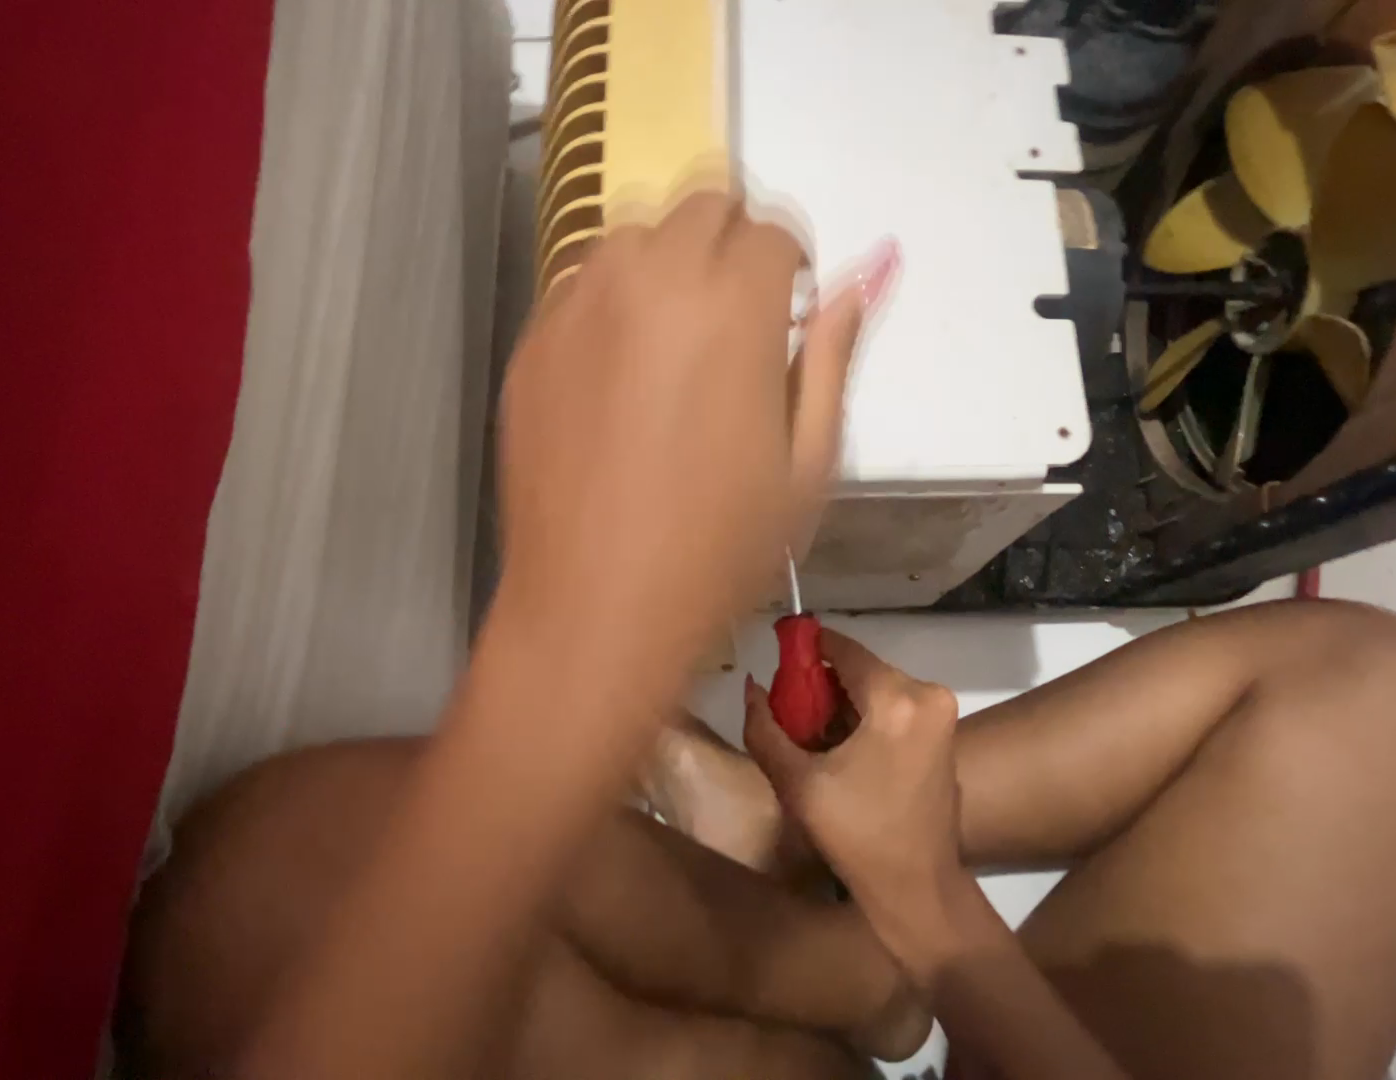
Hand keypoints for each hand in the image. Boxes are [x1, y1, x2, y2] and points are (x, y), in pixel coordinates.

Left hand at [495, 190, 893, 673]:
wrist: (598, 608)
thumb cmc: (723, 549)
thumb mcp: (809, 462)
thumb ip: (833, 355)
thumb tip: (864, 276)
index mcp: (731, 305)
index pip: (773, 229)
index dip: (793, 266)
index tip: (792, 310)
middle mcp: (647, 280)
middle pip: (702, 203)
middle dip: (734, 243)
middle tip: (742, 318)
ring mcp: (576, 307)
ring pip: (633, 235)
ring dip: (670, 264)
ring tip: (680, 343)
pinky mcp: (531, 345)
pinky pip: (580, 287)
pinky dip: (613, 304)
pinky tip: (622, 378)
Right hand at [742, 630, 965, 963]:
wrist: (919, 887)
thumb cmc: (856, 835)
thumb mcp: (798, 783)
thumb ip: (765, 730)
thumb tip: (751, 687)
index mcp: (897, 700)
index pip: (845, 650)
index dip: (808, 647)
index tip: (779, 652)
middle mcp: (928, 695)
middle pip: (862, 669)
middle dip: (823, 684)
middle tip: (790, 711)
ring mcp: (941, 716)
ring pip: (879, 688)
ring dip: (845, 702)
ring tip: (813, 735)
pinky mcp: (944, 734)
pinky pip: (897, 707)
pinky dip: (868, 717)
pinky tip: (843, 748)